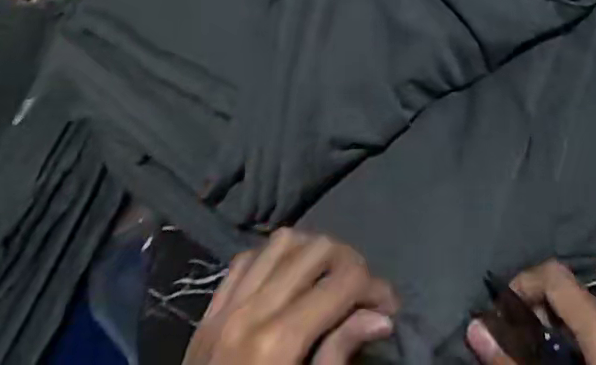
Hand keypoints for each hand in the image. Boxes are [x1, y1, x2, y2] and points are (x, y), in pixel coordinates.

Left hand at [184, 229, 399, 364]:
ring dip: (314, 253)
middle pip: (320, 248)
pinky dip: (274, 259)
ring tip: (326, 281)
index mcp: (278, 344)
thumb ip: (338, 356)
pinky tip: (286, 282)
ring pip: (284, 242)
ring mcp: (225, 310)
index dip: (376, 288)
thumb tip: (379, 317)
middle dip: (351, 264)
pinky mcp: (207, 316)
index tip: (388, 310)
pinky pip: (247, 260)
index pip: (345, 280)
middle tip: (361, 296)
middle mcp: (252, 313)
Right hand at [466, 261, 595, 364]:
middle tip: (512, 343)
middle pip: (573, 294)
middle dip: (537, 311)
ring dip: (560, 327)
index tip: (500, 316)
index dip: (522, 285)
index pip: (557, 277)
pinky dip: (583, 340)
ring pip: (592, 312)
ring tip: (537, 358)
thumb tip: (477, 330)